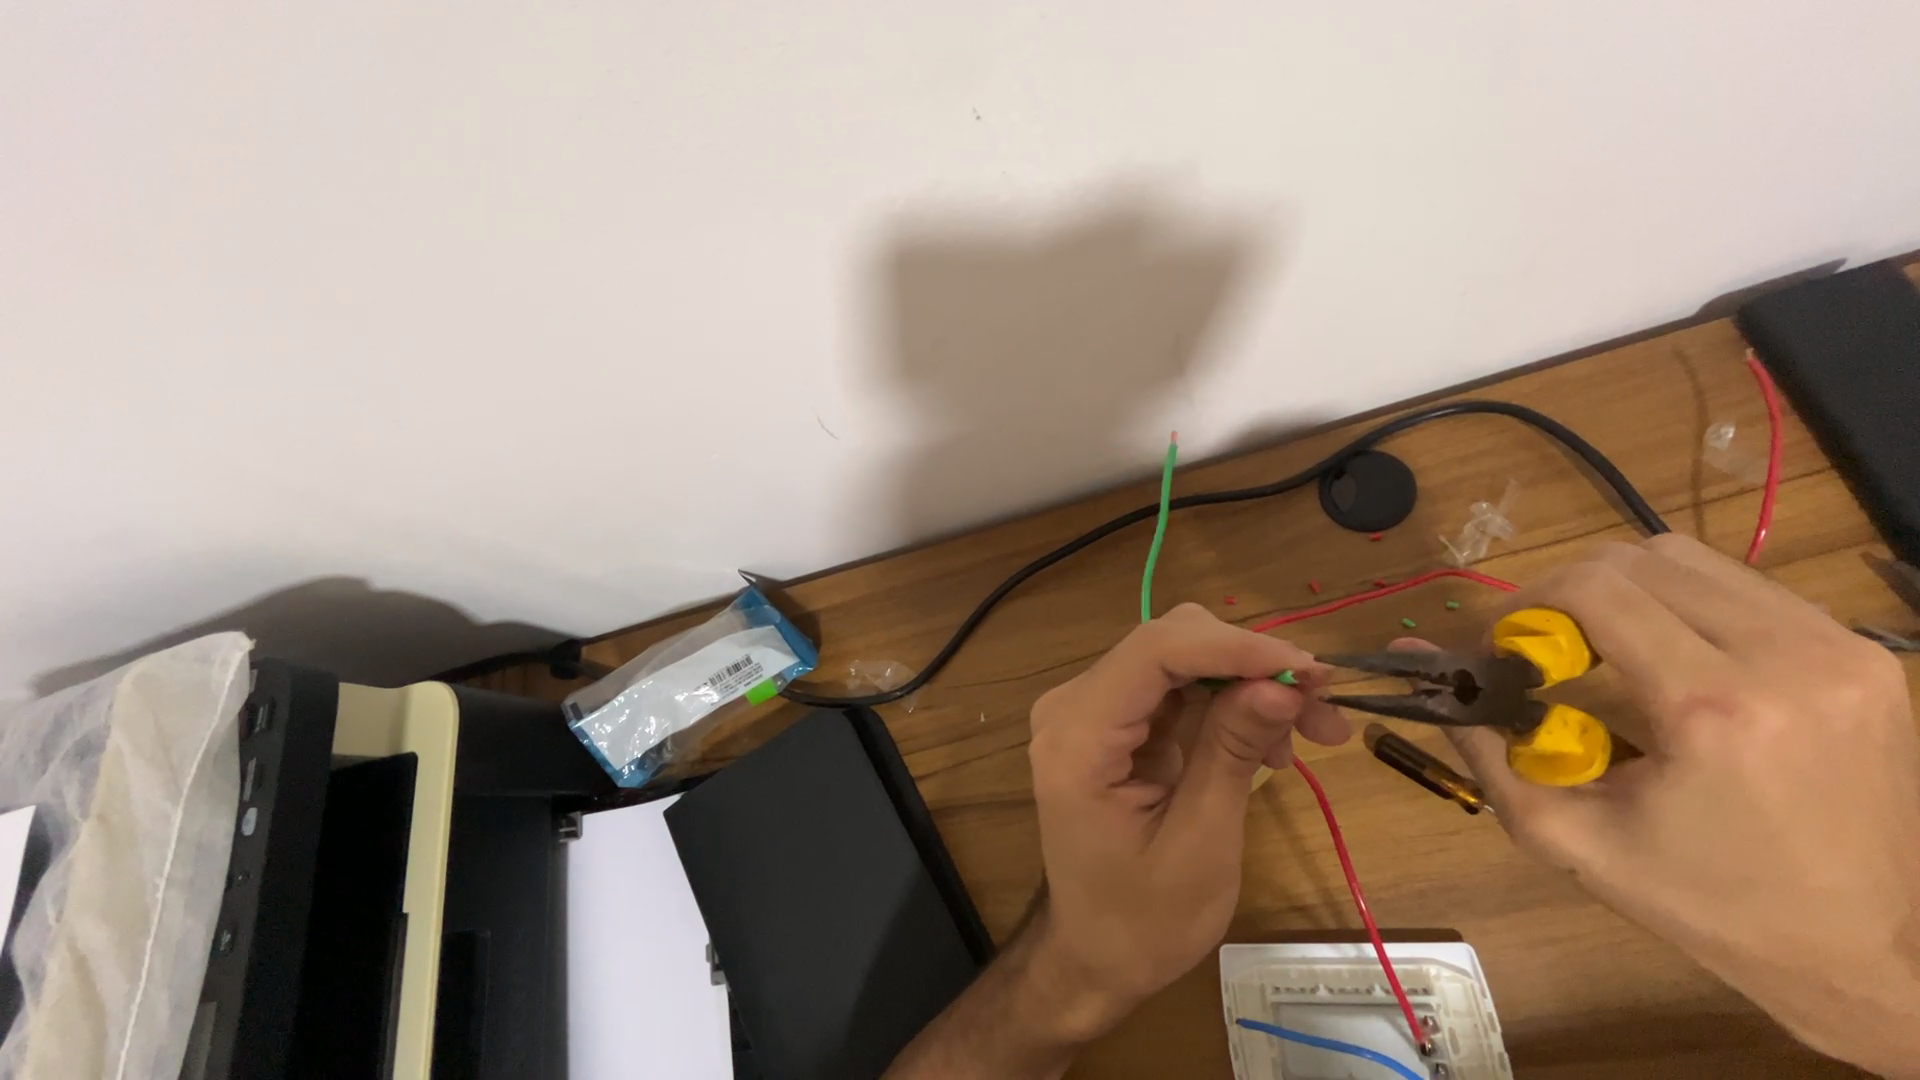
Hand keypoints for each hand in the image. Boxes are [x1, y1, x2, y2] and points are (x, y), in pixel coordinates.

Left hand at [884, 604, 1348, 1079]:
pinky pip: (1175, 687)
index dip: (1235, 647)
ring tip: (1310, 734)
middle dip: (1250, 663)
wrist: (1095, 953)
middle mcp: (1071, 706)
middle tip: (1324, 705)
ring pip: (1178, 657)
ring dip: (1247, 682)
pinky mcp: (1111, 721)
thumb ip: (1232, 751)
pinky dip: (1227, 702)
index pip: (1154, 652)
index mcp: (1076, 739)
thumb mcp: (1200, 843)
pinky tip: (1269, 744)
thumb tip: (1282, 682)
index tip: (1311, 671)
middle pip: (1167, 643)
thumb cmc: (1143, 920)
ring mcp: (1087, 710)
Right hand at [1443, 535, 1919, 1076]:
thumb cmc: (1703, 901)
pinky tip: (1664, 656)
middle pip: (1636, 559)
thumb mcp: (1562, 833)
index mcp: (1714, 705)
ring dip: (1620, 591)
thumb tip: (1416, 658)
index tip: (1503, 644)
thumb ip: (1478, 742)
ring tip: (1599, 647)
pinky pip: (1739, 587)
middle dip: (1564, 592)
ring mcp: (1842, 648)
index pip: (1594, 587)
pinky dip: (1677, 603)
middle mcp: (1790, 657)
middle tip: (1542, 647)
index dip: (1526, 602)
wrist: (1875, 954)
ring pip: (1687, 559)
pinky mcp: (1864, 653)